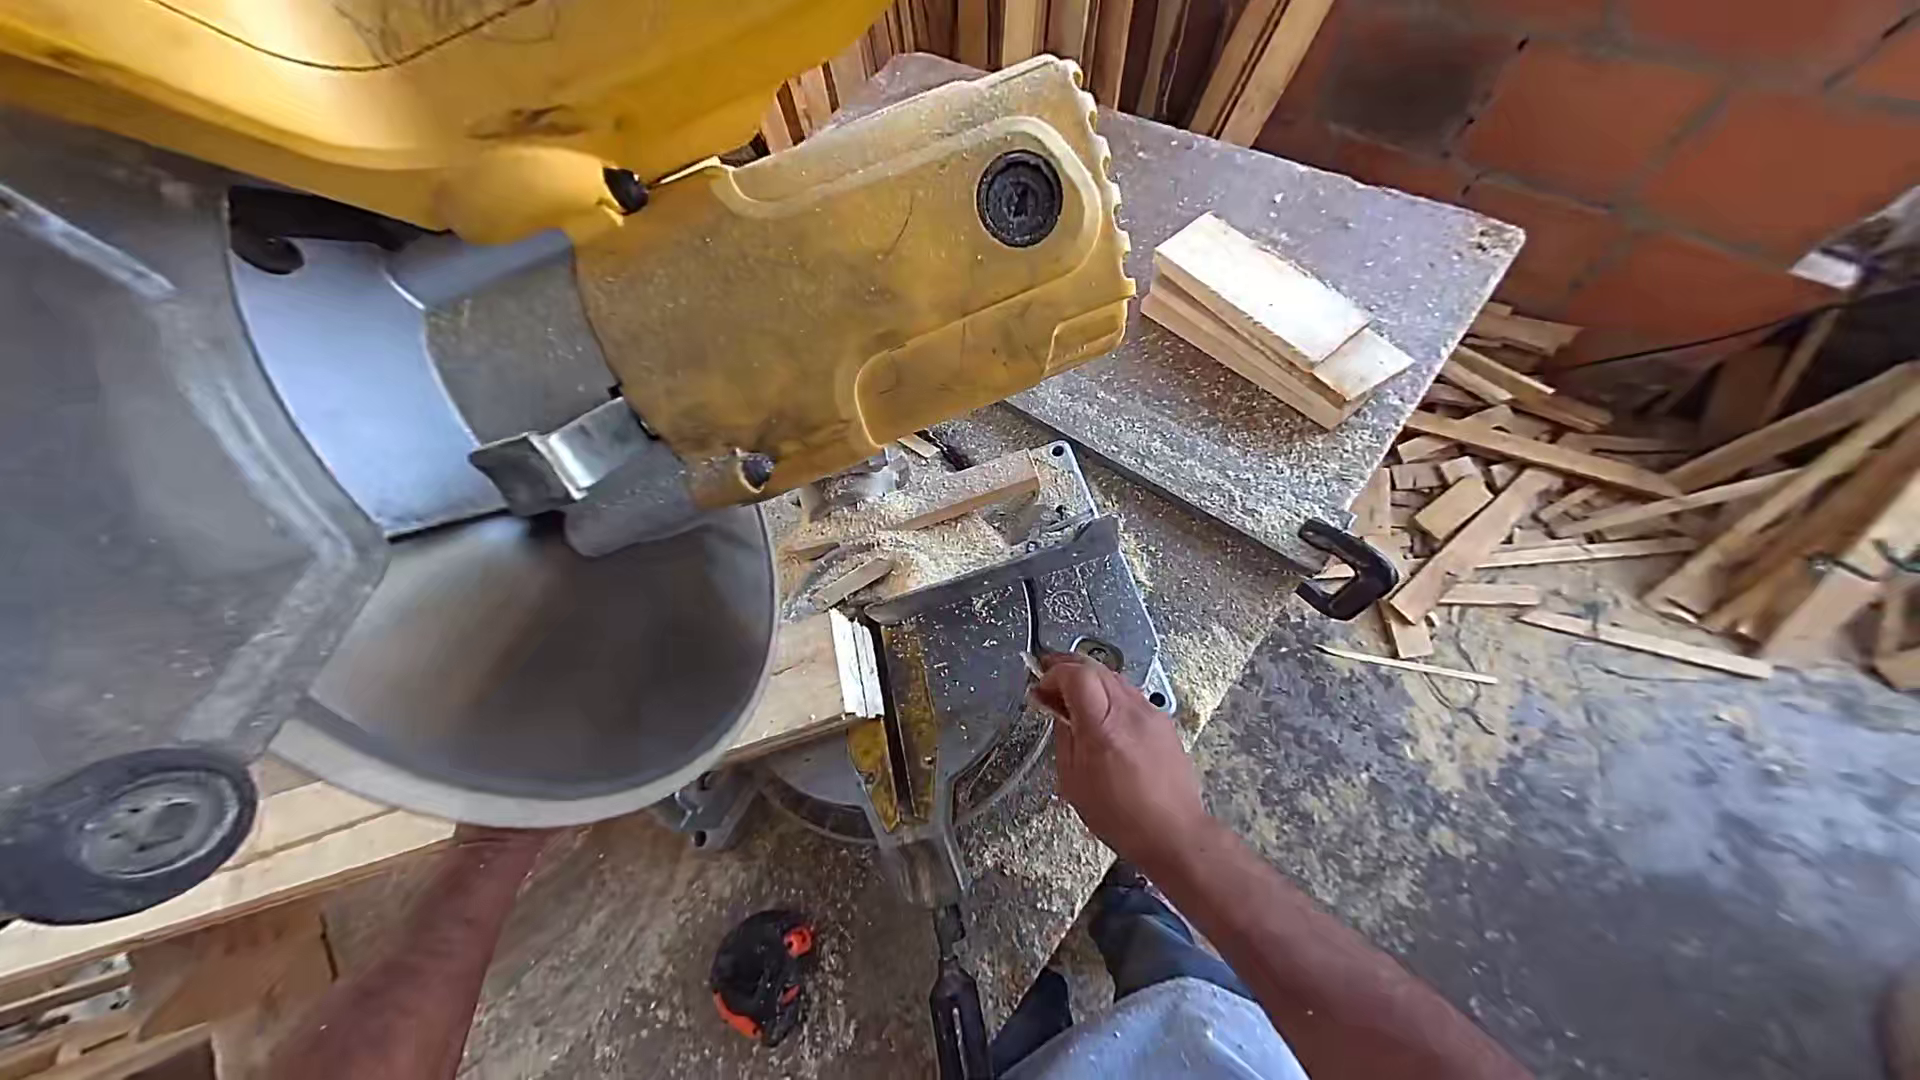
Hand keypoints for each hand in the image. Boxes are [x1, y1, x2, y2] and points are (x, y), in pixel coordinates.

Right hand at [1031, 654, 1211, 869]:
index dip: (1054, 673)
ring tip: (1073, 697)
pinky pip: (1130, 693)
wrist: (1174, 832)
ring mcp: (1150, 712)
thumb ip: (1063, 735)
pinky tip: (1101, 714)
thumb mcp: (1072, 780)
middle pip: (1095, 666)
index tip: (1041, 688)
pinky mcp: (1163, 721)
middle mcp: (1129, 711)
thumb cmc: (1120, 815)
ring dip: (1089, 678)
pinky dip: (1109, 693)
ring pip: (1114, 676)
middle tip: (1049, 680)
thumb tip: (1055, 708)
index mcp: (1103, 726)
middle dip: (1067, 667)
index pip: (1077, 674)